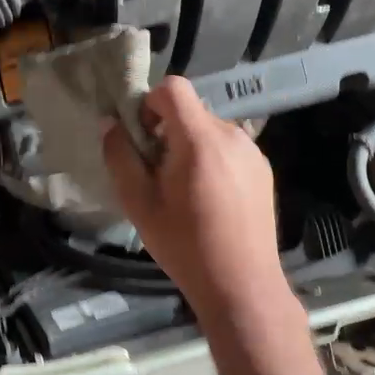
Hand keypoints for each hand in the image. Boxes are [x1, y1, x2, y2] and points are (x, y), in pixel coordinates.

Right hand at [102, 77, 284, 311]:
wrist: (241, 286)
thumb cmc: (184, 244)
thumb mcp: (138, 202)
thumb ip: (119, 156)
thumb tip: (110, 123)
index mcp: (199, 139)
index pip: (173, 88)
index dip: (150, 103)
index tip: (143, 137)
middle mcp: (231, 135)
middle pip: (190, 110)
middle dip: (168, 130)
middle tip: (157, 171)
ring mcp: (252, 152)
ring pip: (209, 129)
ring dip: (190, 145)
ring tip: (184, 188)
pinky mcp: (263, 170)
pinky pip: (228, 147)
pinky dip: (212, 159)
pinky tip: (210, 198)